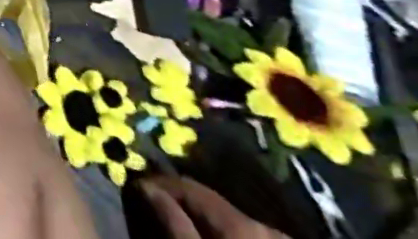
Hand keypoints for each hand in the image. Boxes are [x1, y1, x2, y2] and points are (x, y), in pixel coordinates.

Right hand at [136, 176, 286, 238]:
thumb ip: (175, 226)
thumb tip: (146, 186)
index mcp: (242, 223)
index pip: (191, 187)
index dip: (160, 184)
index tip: (136, 186)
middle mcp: (265, 223)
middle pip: (212, 201)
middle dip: (183, 201)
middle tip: (156, 208)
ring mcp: (281, 238)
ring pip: (230, 218)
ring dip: (205, 218)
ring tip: (184, 225)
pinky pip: (247, 232)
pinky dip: (226, 231)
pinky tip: (214, 237)